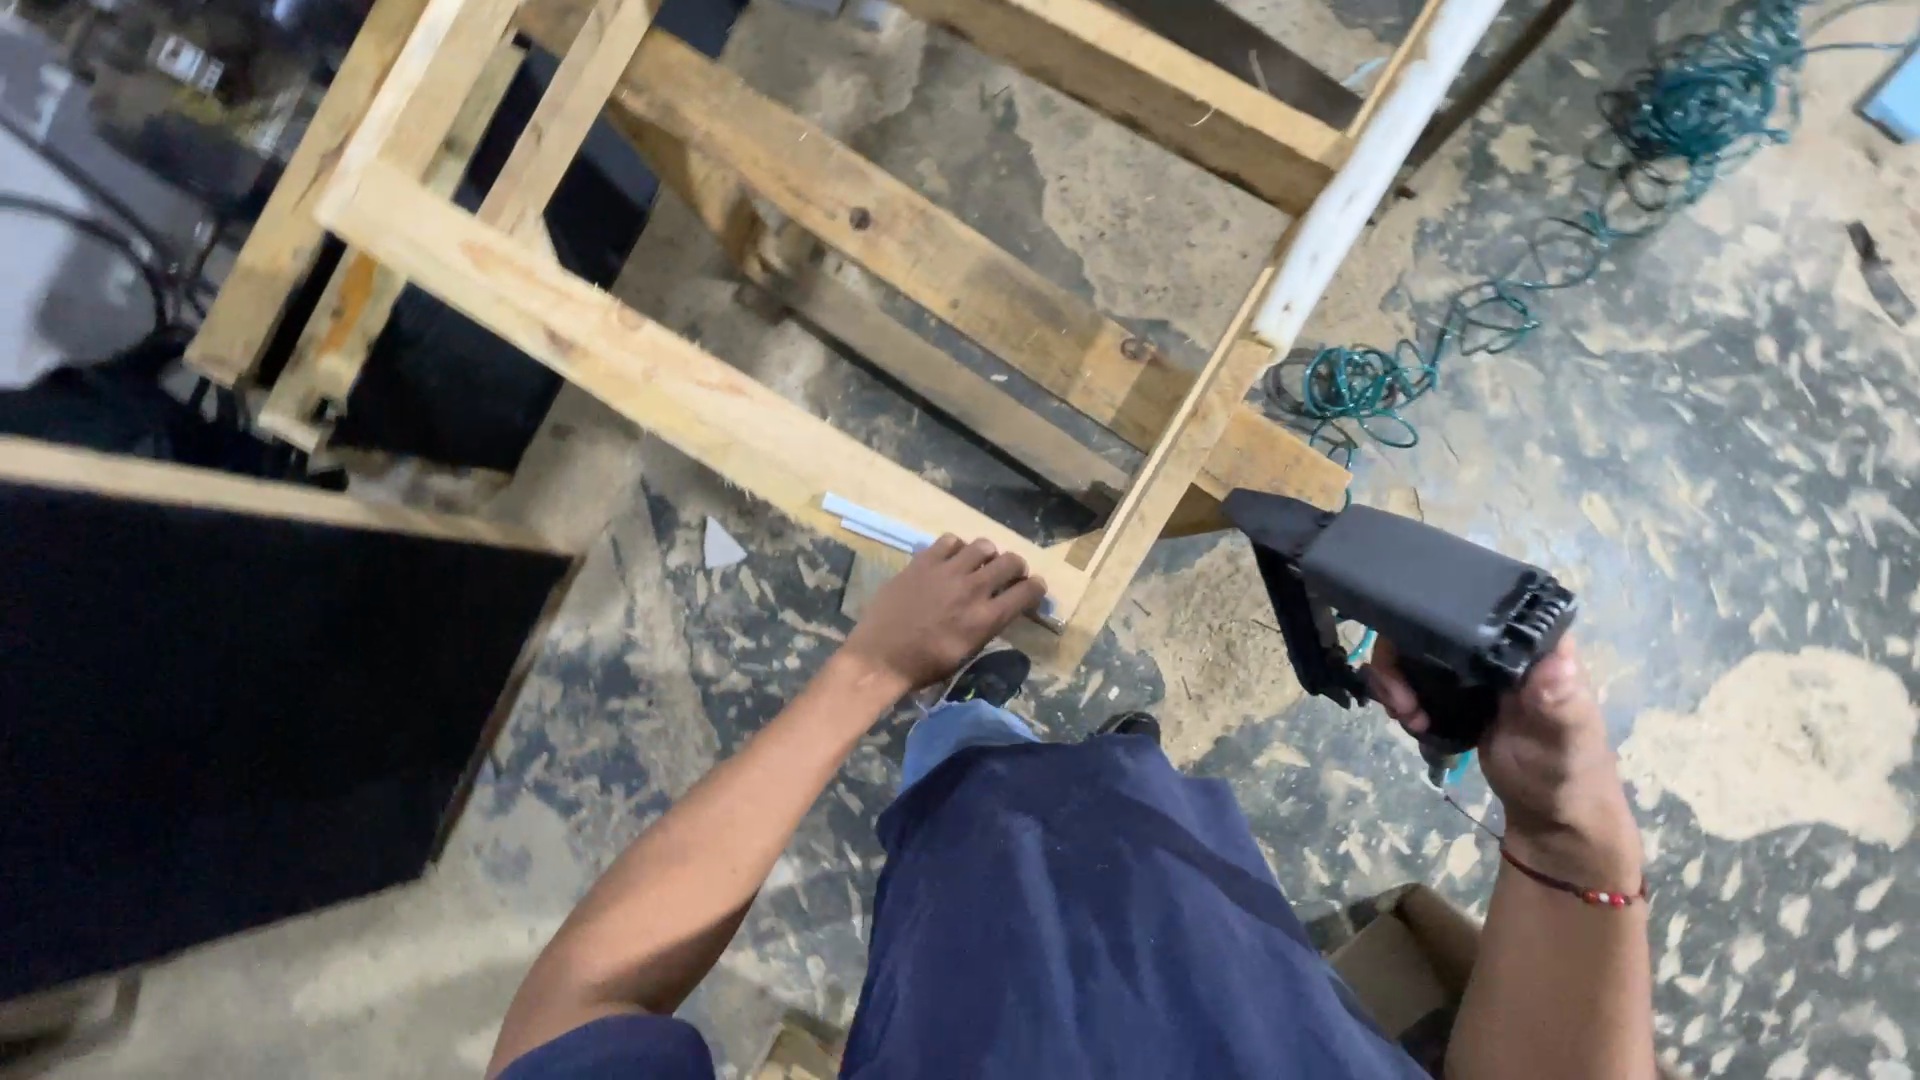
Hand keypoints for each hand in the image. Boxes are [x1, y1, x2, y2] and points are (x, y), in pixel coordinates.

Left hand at [841, 536, 1047, 693]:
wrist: (880, 658)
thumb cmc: (924, 666)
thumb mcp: (967, 652)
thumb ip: (987, 625)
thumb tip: (998, 608)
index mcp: (986, 618)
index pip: (1027, 591)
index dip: (1037, 587)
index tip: (1034, 587)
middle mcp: (972, 589)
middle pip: (1010, 561)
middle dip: (1016, 566)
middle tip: (1009, 572)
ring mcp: (946, 572)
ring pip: (983, 545)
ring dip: (988, 553)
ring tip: (979, 562)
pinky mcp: (922, 562)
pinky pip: (950, 541)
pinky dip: (957, 548)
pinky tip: (951, 558)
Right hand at [1367, 637, 1642, 885]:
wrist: (1548, 814)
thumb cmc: (1565, 774)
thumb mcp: (1563, 740)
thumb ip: (1558, 703)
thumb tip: (1557, 664)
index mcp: (1531, 643)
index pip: (1475, 601)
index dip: (1436, 613)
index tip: (1414, 650)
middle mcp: (1496, 645)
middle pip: (1428, 624)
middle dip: (1400, 658)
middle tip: (1402, 702)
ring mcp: (1470, 667)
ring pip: (1410, 649)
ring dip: (1393, 680)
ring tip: (1407, 716)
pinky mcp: (1450, 687)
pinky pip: (1407, 673)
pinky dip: (1395, 691)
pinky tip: (1407, 717)